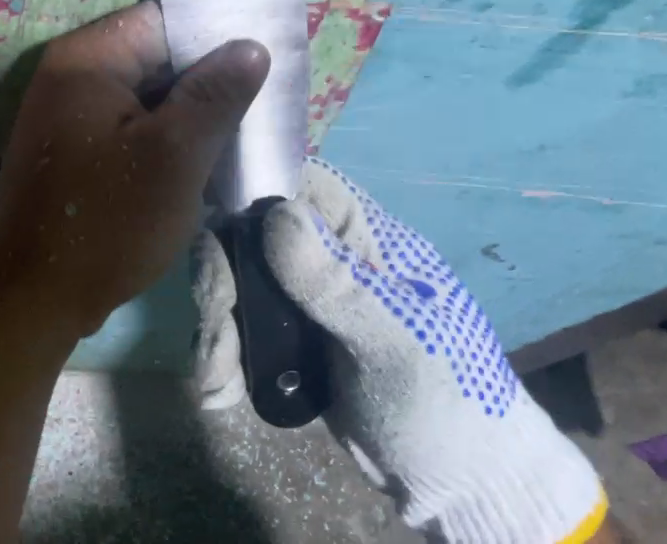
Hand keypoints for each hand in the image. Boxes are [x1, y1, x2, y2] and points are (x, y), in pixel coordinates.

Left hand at [0, 1, 269, 339]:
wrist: (30, 298)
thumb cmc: (105, 221)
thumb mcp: (174, 155)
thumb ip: (215, 94)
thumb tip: (250, 46)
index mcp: (88, 59)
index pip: (163, 21)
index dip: (216, 35)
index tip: (265, 62)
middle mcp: (72, 76)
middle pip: (155, 57)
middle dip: (209, 80)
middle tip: (265, 104)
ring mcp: (70, 115)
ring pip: (147, 97)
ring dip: (191, 116)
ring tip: (244, 136)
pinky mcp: (74, 151)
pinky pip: (130, 128)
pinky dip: (166, 140)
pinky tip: (204, 165)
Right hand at [195, 159, 610, 543]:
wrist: (451, 483)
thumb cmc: (447, 403)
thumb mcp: (396, 346)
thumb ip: (338, 284)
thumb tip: (275, 216)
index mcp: (361, 235)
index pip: (296, 183)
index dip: (250, 191)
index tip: (220, 231)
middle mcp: (323, 253)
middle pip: (247, 232)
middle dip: (221, 279)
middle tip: (216, 329)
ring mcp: (299, 296)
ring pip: (234, 280)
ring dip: (215, 326)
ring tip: (216, 381)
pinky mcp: (282, 337)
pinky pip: (235, 325)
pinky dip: (220, 354)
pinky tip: (221, 392)